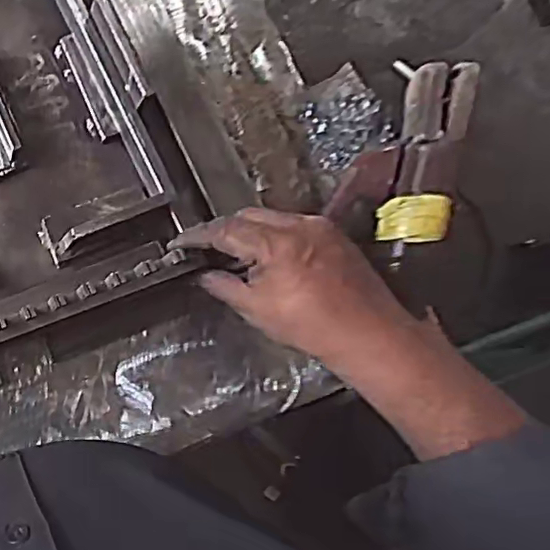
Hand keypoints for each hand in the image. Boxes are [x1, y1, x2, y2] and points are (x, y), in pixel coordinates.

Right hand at [175, 207, 524, 459]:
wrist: (368, 334)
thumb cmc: (317, 326)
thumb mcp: (254, 309)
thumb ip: (223, 286)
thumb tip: (206, 276)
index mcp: (278, 243)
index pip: (225, 230)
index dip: (196, 236)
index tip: (180, 244)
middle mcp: (301, 227)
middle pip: (246, 216)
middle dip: (221, 230)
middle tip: (202, 247)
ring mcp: (320, 229)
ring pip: (269, 217)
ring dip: (246, 231)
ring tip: (231, 253)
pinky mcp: (333, 237)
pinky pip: (291, 225)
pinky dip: (270, 235)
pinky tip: (263, 255)